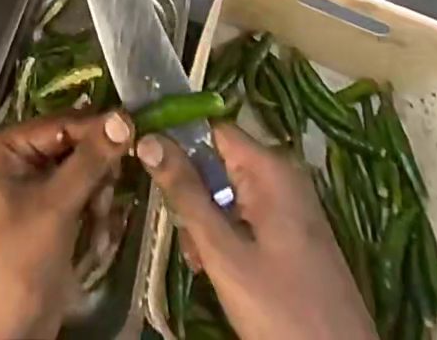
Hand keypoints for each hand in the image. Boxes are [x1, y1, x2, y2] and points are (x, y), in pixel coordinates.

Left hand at [0, 110, 134, 339]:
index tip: (136, 132)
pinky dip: (97, 213)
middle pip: (79, 144)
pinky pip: (89, 195)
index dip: (99, 128)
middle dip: (98, 171)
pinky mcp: (59, 212)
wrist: (9, 328)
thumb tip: (124, 118)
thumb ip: (90, 160)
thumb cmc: (20, 257)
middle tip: (107, 195)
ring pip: (89, 170)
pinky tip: (97, 236)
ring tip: (98, 221)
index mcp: (13, 145)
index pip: (65, 123)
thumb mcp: (55, 205)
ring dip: (100, 195)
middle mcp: (27, 157)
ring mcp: (43, 185)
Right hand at [140, 122, 375, 339]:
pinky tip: (218, 265)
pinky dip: (225, 231)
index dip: (175, 139)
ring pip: (227, 189)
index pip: (209, 127)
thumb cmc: (282, 308)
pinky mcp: (290, 228)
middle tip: (182, 233)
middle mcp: (281, 173)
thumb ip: (185, 193)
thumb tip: (148, 138)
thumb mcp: (224, 252)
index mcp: (269, 167)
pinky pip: (245, 211)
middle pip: (217, 159)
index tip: (146, 160)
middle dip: (191, 190)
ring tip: (199, 258)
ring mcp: (289, 201)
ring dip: (205, 217)